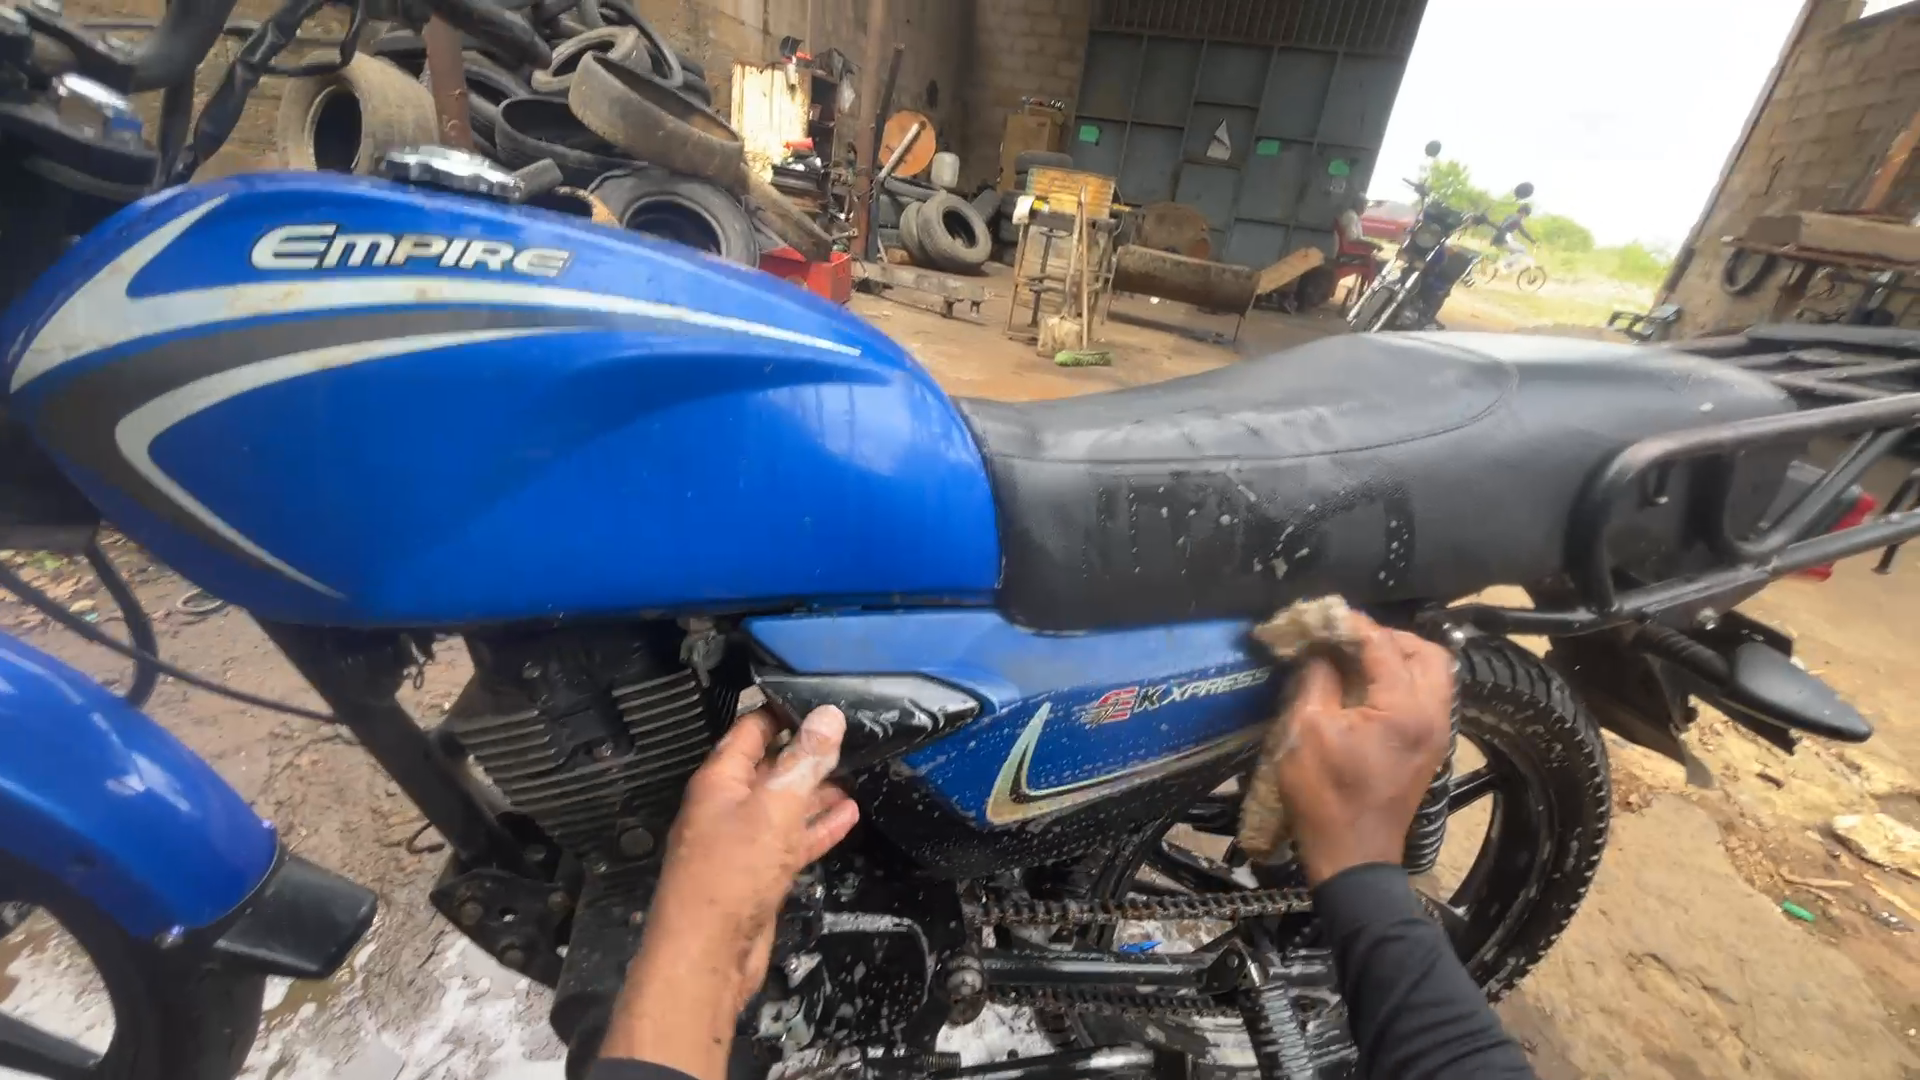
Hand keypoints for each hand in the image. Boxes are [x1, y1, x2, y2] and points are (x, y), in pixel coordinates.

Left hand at [598, 707, 859, 1076]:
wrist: (708, 957)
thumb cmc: (732, 874)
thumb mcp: (776, 805)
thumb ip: (805, 759)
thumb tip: (828, 715)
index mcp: (720, 780)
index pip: (752, 729)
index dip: (784, 711)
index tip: (820, 700)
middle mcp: (727, 806)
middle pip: (771, 766)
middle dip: (807, 752)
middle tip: (846, 736)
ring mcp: (743, 840)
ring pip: (784, 804)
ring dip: (817, 790)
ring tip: (853, 773)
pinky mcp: (758, 872)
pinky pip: (791, 838)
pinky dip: (817, 826)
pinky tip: (847, 815)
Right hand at [1275, 615, 1454, 885]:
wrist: (1352, 852)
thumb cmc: (1324, 791)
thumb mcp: (1306, 728)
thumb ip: (1318, 680)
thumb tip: (1321, 651)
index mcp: (1404, 710)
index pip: (1384, 647)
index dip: (1353, 625)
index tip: (1326, 615)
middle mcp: (1432, 717)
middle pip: (1428, 655)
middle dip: (1388, 637)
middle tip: (1348, 637)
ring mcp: (1436, 734)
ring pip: (1433, 676)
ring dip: (1399, 658)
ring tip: (1356, 657)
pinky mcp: (1429, 748)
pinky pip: (1427, 697)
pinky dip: (1402, 680)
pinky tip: (1365, 686)